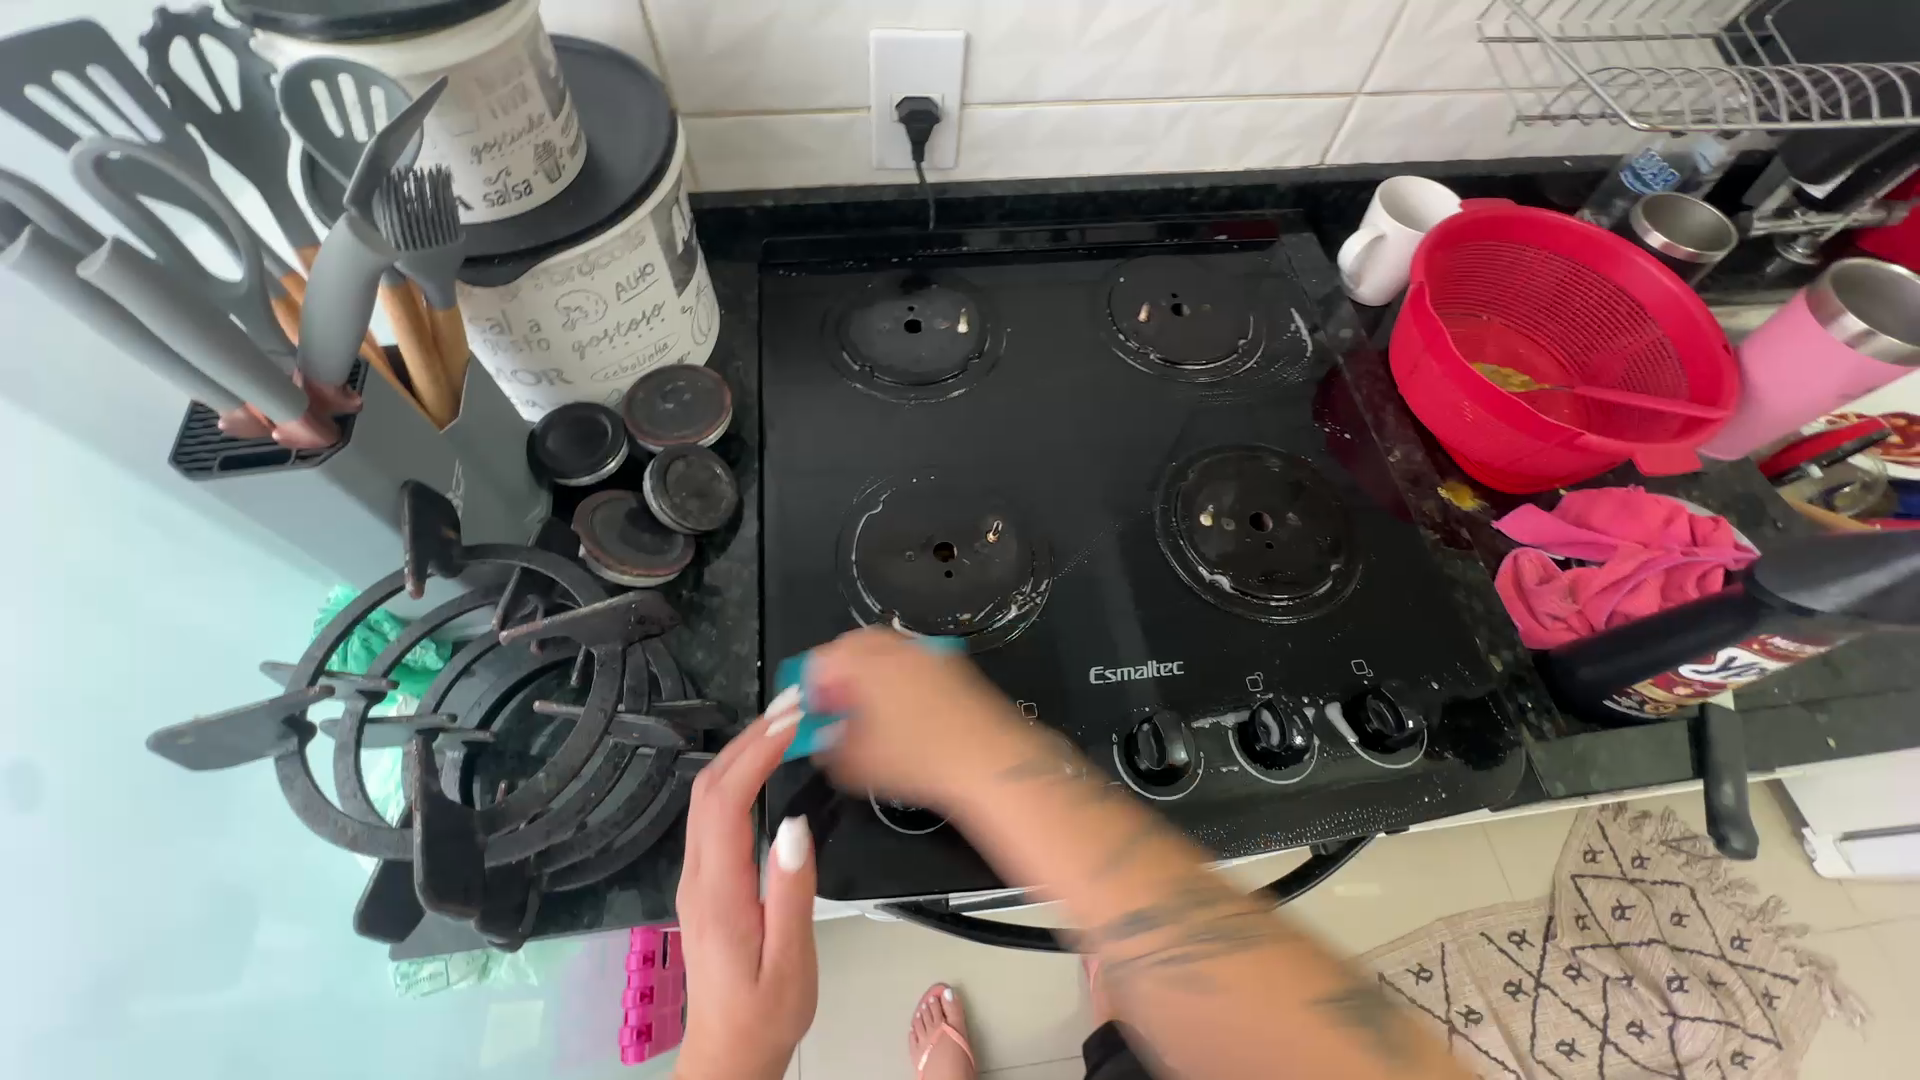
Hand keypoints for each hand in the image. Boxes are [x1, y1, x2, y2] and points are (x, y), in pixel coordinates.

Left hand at [673, 707, 816, 1079]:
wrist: (728, 1053)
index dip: (758, 752)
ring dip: (742, 749)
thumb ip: (792, 892)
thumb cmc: (765, 1011)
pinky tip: (765, 762)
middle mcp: (697, 874)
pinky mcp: (704, 878)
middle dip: (749, 736)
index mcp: (717, 891)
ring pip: (707, 793)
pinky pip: (713, 809)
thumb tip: (796, 826)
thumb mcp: (790, 961)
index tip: (793, 722)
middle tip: (793, 705)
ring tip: (784, 721)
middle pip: (709, 785)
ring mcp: (695, 874)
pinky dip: (739, 772)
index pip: (727, 801)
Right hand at [805, 626, 1044, 809]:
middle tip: (833, 708)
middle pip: (853, 649)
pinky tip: (901, 717)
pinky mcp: (953, 668)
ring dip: (869, 677)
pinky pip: (913, 664)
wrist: (990, 761)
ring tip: (866, 716)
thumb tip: (822, 743)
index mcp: (867, 661)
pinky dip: (899, 681)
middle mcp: (898, 648)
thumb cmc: (926, 759)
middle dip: (839, 676)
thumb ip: (827, 748)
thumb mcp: (856, 764)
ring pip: (886, 655)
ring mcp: (930, 654)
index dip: (809, 687)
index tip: (809, 710)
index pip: (821, 660)